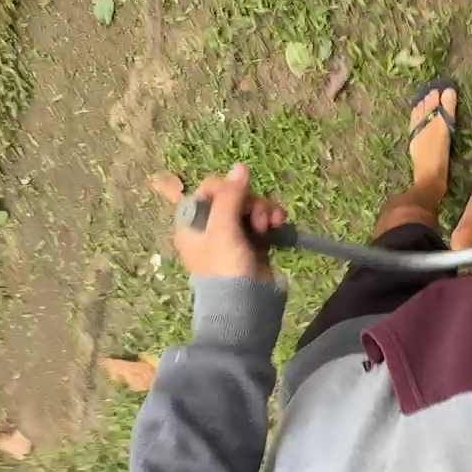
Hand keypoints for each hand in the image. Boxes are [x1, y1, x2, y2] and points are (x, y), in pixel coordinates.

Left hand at [173, 163, 286, 281]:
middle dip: (250, 202)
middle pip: (233, 196)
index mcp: (192, 223)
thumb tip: (240, 166)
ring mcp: (232, 235)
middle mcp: (210, 227)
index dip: (228, 188)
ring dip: (263, 210)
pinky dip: (271, 219)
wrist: (243, 306)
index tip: (241, 196)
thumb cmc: (225, 267)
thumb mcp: (223, 230)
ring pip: (250, 207)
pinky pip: (261, 220)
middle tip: (258, 219)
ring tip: (271, 224)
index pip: (209, 190)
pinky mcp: (252, 243)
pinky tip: (280, 224)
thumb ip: (230, 197)